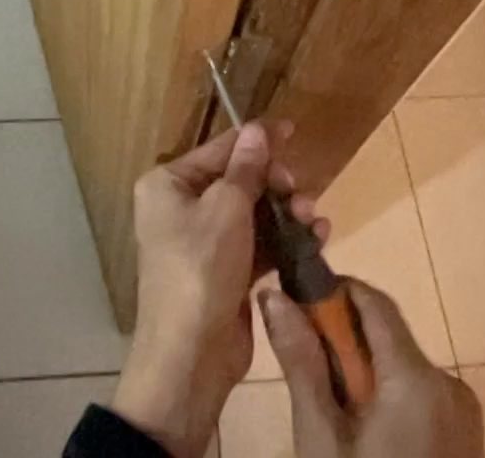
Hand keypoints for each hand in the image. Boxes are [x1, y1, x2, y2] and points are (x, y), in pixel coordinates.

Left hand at [112, 121, 324, 457]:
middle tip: (298, 193)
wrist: (191, 355)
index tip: (292, 129)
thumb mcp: (226, 208)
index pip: (220, 149)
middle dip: (275, 184)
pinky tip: (316, 237)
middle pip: (239, 180)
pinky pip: (259, 243)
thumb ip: (246, 168)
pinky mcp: (226, 271)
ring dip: (286, 212)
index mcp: (168, 184)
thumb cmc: (201, 268)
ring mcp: (204, 241)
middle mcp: (181, 207)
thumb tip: (257, 130)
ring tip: (312, 220)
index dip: (257, 139)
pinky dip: (284, 239)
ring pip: (253, 212)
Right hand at [260, 279, 483, 457]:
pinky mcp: (468, 439)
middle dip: (343, 344)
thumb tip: (272, 295)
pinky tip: (364, 439)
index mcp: (417, 380)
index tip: (296, 306)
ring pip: (401, 367)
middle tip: (305, 375)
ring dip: (362, 375)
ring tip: (332, 420)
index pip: (373, 301)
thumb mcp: (321, 438)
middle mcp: (451, 385)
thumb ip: (300, 361)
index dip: (333, 293)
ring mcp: (465, 415)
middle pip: (387, 336)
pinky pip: (420, 396)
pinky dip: (388, 400)